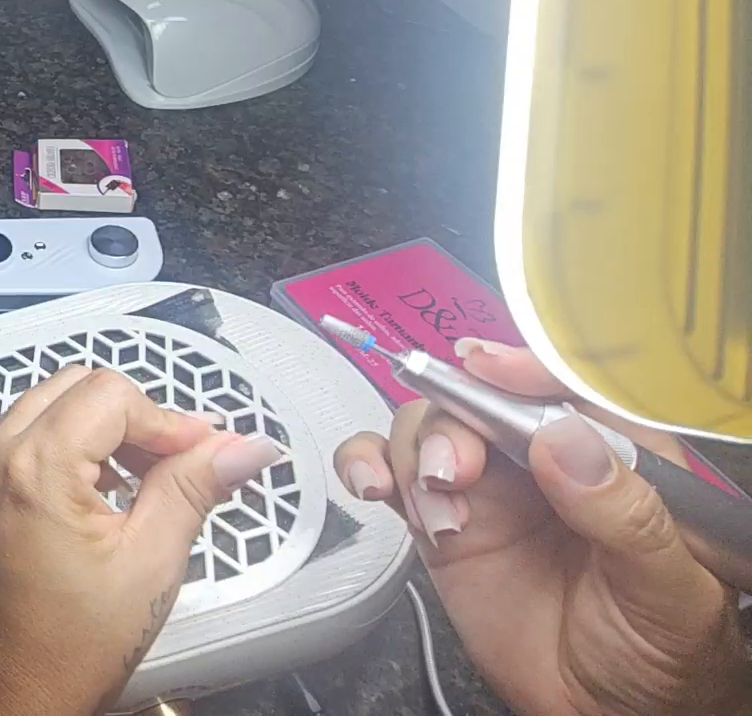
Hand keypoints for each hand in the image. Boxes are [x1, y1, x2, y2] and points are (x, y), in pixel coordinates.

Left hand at [0, 366, 286, 715]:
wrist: (6, 684)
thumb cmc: (76, 640)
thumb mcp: (150, 563)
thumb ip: (193, 489)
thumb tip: (247, 446)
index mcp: (35, 464)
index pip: (110, 394)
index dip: (166, 419)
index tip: (207, 453)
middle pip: (78, 386)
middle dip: (136, 416)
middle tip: (180, 463)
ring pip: (54, 399)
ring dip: (105, 425)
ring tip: (147, 477)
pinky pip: (31, 425)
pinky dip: (73, 437)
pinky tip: (107, 483)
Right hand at [334, 339, 751, 715]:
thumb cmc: (658, 663)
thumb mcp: (668, 598)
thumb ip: (627, 519)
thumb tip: (563, 439)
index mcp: (613, 469)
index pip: (567, 394)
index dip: (523, 369)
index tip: (481, 364)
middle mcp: (537, 464)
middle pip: (473, 404)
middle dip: (449, 429)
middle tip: (449, 477)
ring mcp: (478, 485)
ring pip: (420, 427)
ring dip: (408, 456)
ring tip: (430, 514)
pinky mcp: (426, 508)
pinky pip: (377, 461)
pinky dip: (360, 460)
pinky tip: (367, 486)